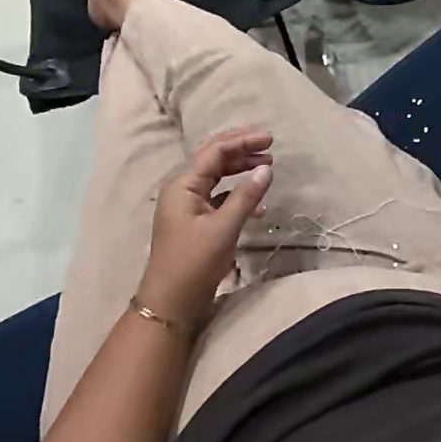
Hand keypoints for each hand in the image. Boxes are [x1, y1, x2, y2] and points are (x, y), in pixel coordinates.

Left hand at [133, 128, 274, 333]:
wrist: (171, 302)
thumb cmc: (194, 262)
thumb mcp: (223, 228)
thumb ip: (246, 196)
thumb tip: (266, 169)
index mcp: (183, 184)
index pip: (215, 152)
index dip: (242, 142)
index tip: (270, 139)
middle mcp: (182, 189)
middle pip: (213, 160)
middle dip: (241, 150)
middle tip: (269, 146)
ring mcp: (187, 206)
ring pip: (216, 178)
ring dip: (240, 171)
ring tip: (266, 167)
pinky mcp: (195, 222)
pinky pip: (218, 198)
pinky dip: (236, 195)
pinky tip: (257, 204)